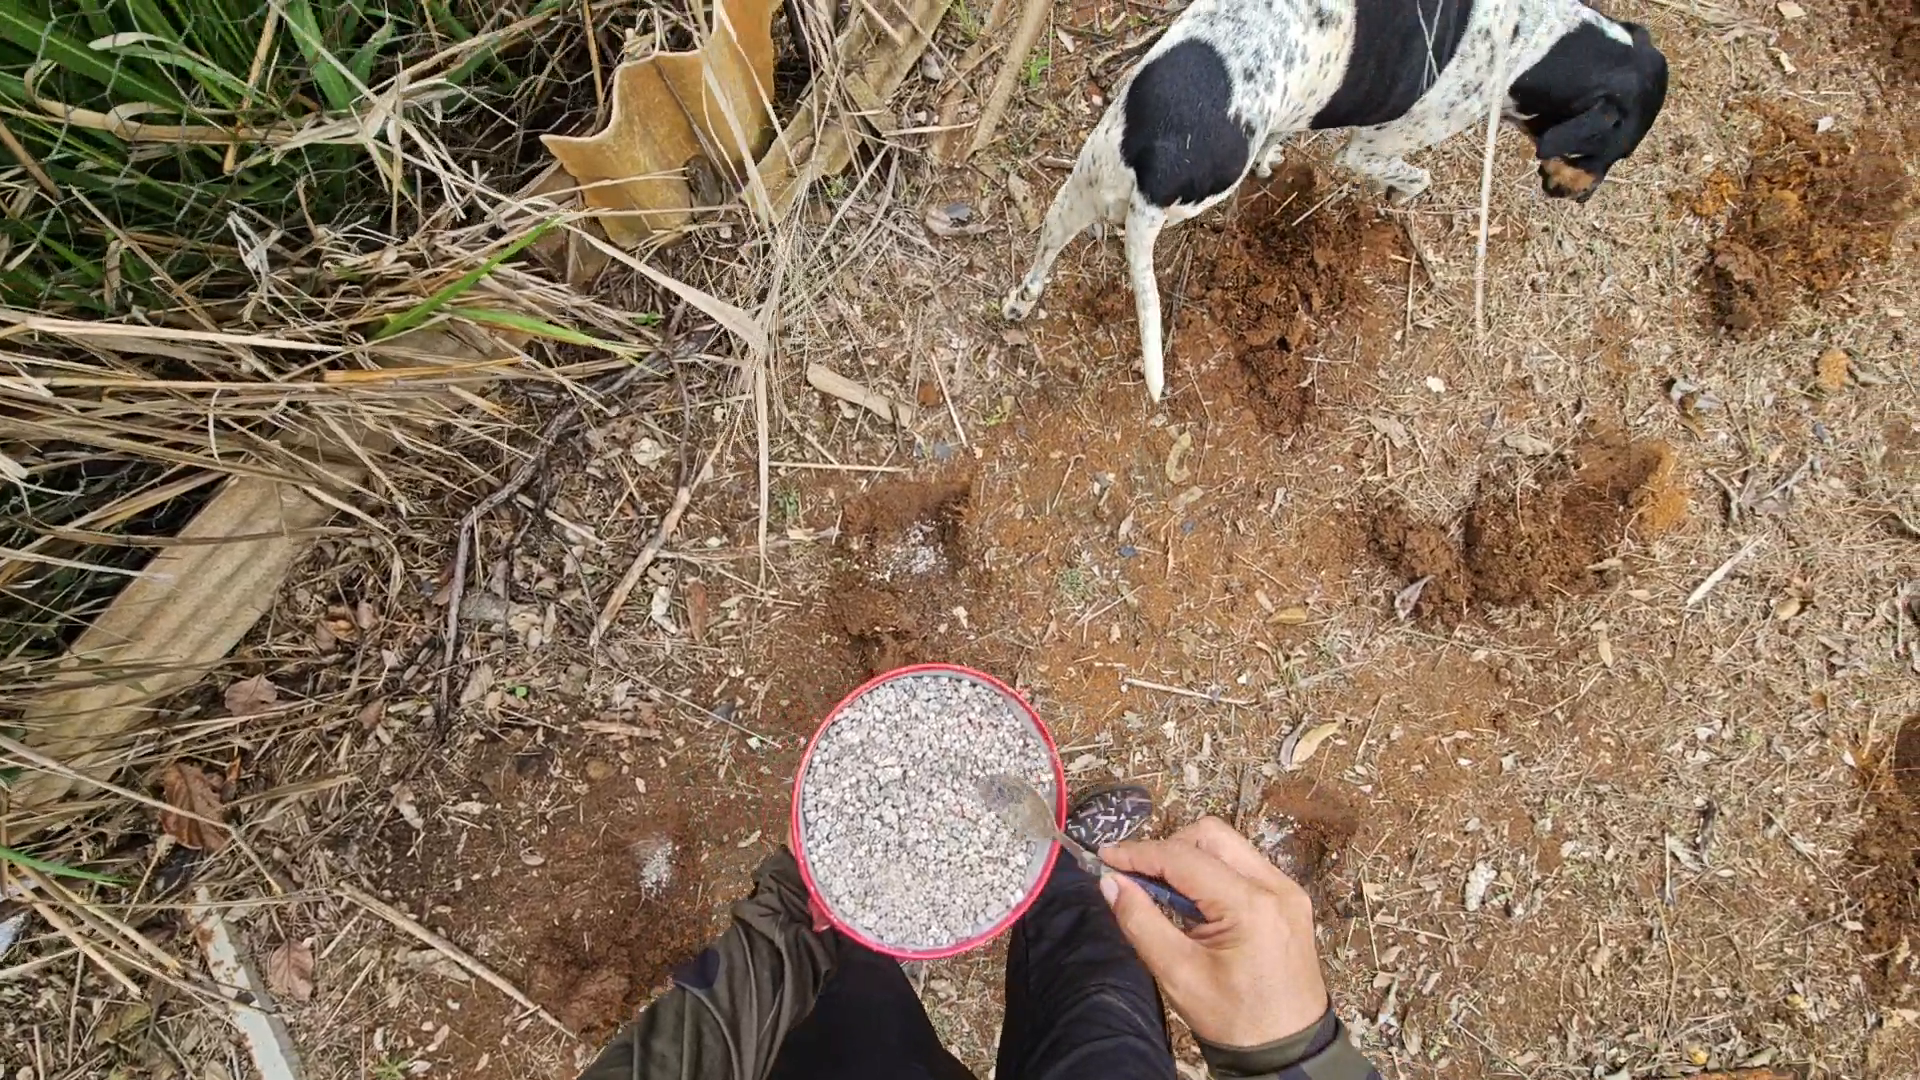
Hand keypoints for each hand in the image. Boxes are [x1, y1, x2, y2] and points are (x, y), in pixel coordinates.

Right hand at [1098, 816, 1327, 1048]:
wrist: (1292, 1056)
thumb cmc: (1234, 1020)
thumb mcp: (1178, 975)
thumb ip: (1140, 921)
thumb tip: (1109, 880)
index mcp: (1251, 906)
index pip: (1183, 857)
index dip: (1139, 853)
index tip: (1105, 856)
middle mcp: (1275, 886)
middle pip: (1209, 835)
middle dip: (1168, 847)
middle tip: (1141, 876)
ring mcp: (1287, 889)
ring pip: (1226, 843)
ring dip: (1189, 855)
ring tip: (1166, 889)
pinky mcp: (1288, 896)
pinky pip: (1241, 862)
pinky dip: (1210, 868)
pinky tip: (1195, 899)